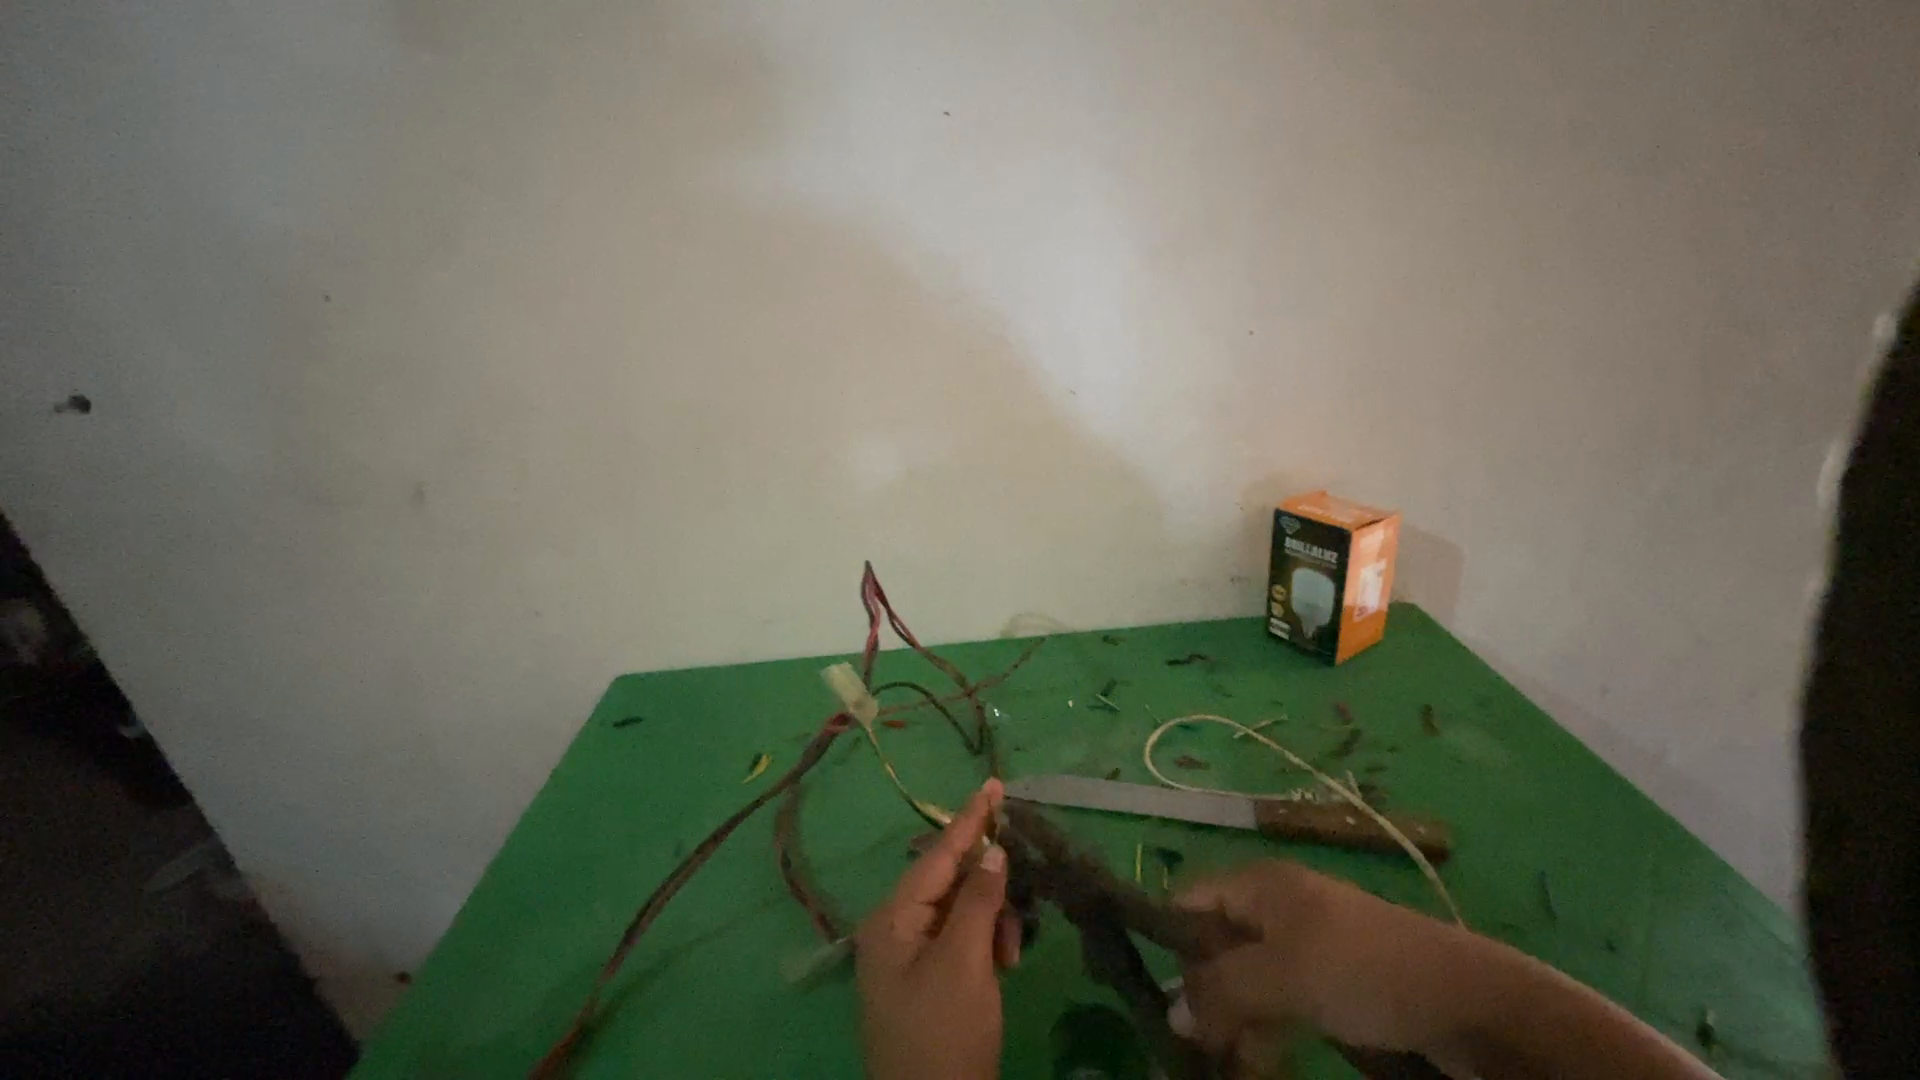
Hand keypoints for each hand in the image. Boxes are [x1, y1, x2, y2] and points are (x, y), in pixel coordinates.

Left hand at [856, 779, 1021, 1079]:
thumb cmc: (944, 1035)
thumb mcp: (964, 963)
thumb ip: (978, 900)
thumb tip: (994, 849)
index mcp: (892, 918)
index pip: (938, 854)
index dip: (970, 819)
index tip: (994, 783)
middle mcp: (896, 929)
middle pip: (950, 881)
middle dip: (988, 888)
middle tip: (1017, 909)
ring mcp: (910, 957)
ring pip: (961, 911)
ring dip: (991, 922)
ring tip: (1010, 954)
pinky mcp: (929, 980)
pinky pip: (961, 941)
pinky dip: (985, 944)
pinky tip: (1004, 963)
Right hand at [1170, 861, 1478, 1062]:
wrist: (1468, 999)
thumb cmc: (1361, 970)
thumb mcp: (1282, 976)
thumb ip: (1221, 989)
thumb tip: (1172, 1014)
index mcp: (1259, 885)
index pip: (1189, 901)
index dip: (1172, 944)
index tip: (1165, 999)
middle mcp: (1276, 905)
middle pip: (1217, 943)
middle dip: (1204, 993)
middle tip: (1200, 1045)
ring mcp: (1307, 942)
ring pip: (1249, 976)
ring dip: (1234, 1018)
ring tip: (1230, 1063)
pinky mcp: (1333, 978)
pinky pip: (1281, 997)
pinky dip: (1266, 1026)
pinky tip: (1263, 1060)